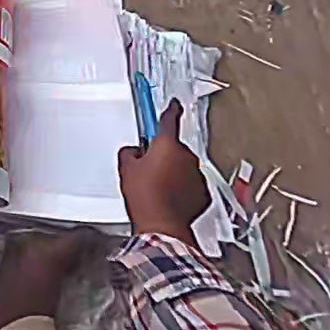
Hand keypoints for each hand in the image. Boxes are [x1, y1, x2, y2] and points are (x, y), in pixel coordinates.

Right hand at [117, 100, 207, 244]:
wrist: (162, 225)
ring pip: (183, 167)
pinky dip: (182, 187)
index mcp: (167, 145)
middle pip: (174, 148)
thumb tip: (134, 152)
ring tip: (157, 186)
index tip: (174, 105)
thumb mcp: (126, 168)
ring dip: (172, 172)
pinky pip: (191, 184)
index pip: (170, 120)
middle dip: (163, 154)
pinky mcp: (203, 193)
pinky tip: (168, 197)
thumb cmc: (145, 196)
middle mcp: (187, 157)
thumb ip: (130, 152)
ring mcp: (197, 175)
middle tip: (147, 167)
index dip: (171, 110)